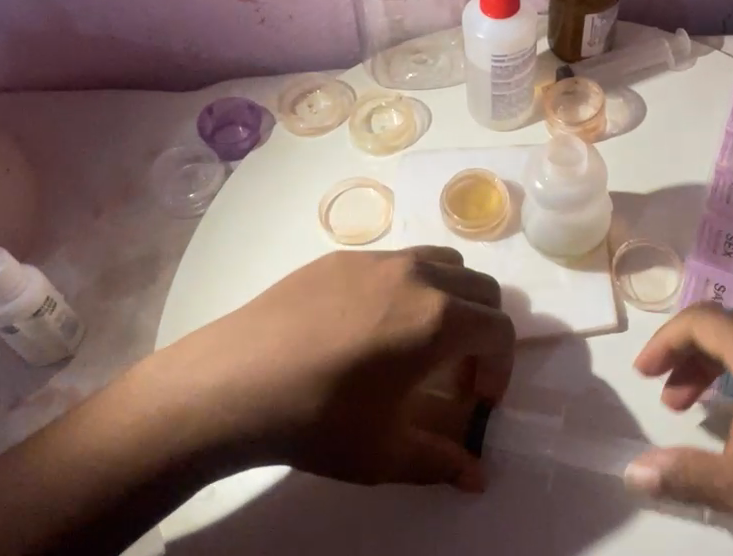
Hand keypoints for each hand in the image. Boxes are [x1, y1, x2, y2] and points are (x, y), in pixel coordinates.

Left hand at [136, 246, 514, 492]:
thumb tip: (478, 476)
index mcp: (439, 321)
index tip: (478, 401)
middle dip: (483, 330)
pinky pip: (397, 261)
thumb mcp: (384, 453)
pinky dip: (409, 287)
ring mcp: (380, 260)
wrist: (231, 383)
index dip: (501, 368)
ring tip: (421, 339)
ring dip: (452, 298)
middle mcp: (419, 277)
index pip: (500, 330)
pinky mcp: (343, 256)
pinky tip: (368, 327)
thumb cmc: (317, 420)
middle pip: (481, 289)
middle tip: (456, 371)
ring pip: (444, 263)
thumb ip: (441, 460)